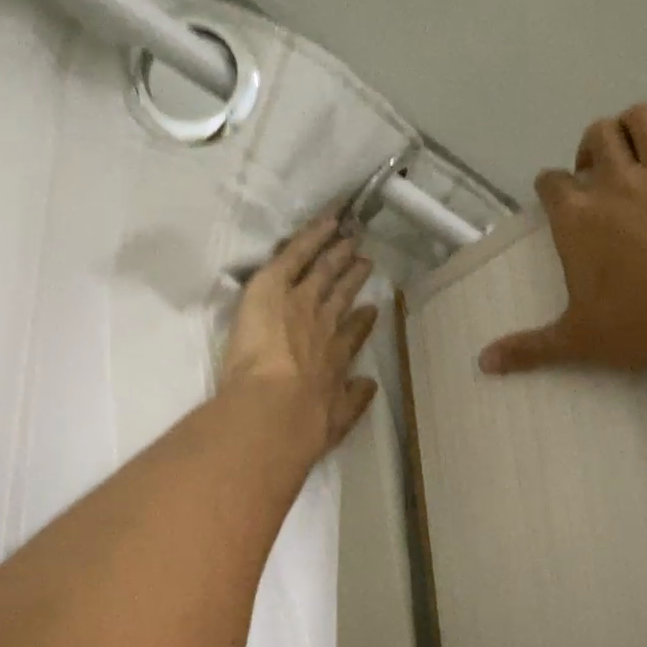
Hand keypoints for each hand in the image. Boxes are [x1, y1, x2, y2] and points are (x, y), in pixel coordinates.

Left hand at [221, 207, 380, 456]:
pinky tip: (327, 221)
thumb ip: (352, 402)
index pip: (350, 337)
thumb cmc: (301, 425)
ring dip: (336, 255)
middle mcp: (324, 328)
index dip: (361, 323)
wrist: (275, 409)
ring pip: (322, 271)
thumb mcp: (336, 420)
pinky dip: (312, 235)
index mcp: (334, 363)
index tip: (370, 311)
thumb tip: (368, 384)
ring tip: (350, 239)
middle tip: (364, 263)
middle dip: (353, 280)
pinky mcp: (275, 286)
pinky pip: (296, 253)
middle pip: (340, 297)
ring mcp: (302, 302)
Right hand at [480, 91, 646, 382]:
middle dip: (593, 150)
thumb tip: (484, 363)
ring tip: (639, 150)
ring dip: (634, 126)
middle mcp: (616, 183)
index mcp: (577, 220)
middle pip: (596, 136)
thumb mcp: (578, 341)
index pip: (551, 182)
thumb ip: (528, 348)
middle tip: (602, 176)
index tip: (560, 198)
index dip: (553, 187)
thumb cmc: (644, 329)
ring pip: (641, 117)